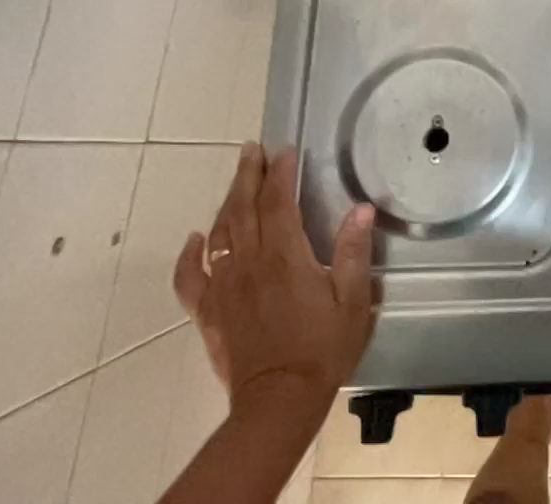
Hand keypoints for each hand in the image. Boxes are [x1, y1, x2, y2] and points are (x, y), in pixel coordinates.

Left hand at [174, 141, 375, 415]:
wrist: (279, 401)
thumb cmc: (323, 348)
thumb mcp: (353, 299)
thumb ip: (353, 252)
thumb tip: (361, 209)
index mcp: (285, 256)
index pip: (278, 202)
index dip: (279, 173)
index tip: (284, 151)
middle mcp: (249, 263)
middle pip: (242, 209)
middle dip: (246, 175)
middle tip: (251, 150)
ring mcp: (223, 287)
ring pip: (219, 233)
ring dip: (226, 202)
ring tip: (235, 179)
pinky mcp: (209, 311)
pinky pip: (190, 277)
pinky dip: (190, 255)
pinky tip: (196, 239)